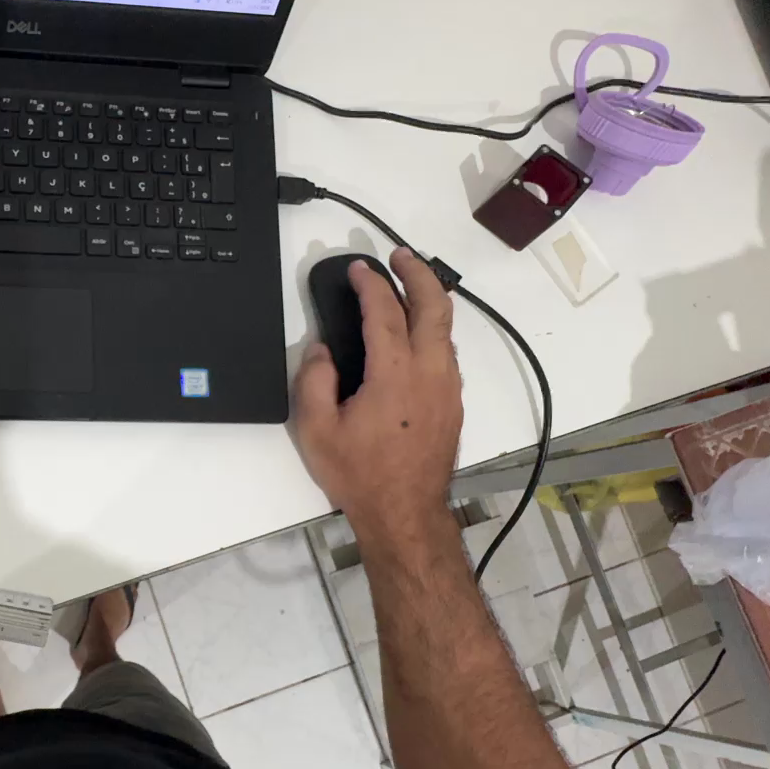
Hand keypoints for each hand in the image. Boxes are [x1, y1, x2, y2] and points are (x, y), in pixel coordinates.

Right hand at [292, 248, 462, 546]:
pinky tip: (416, 333)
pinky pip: (446, 352)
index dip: (371, 285)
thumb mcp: (316, 429)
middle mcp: (430, 372)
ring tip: (408, 286)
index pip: (385, 313)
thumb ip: (315, 381)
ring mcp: (448, 387)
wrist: (405, 512)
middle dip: (417, 273)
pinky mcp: (454, 403)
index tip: (358, 267)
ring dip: (429, 299)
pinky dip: (432, 328)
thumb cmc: (357, 473)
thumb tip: (322, 350)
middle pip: (434, 306)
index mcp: (394, 374)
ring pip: (446, 328)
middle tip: (398, 256)